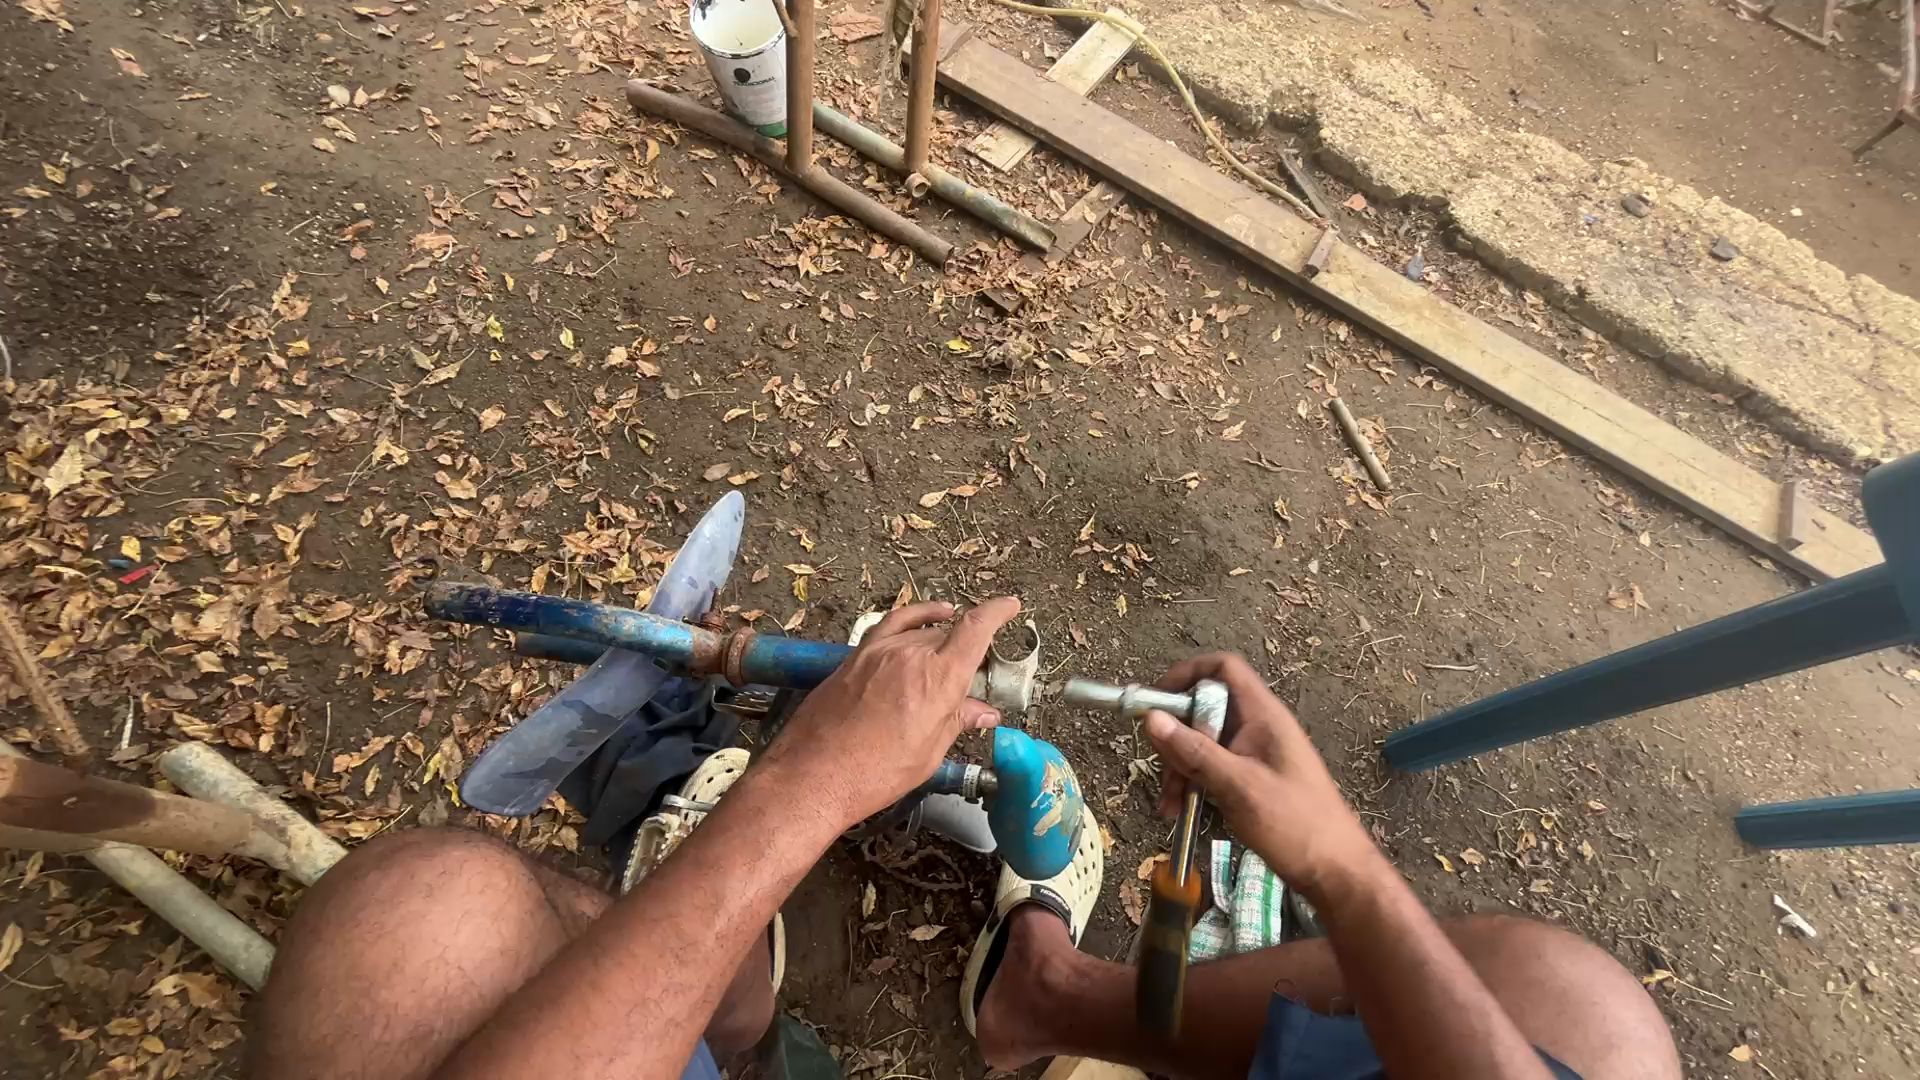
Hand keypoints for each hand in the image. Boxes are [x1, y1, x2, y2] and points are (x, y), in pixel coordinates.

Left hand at [761, 598, 1022, 827]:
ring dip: (940, 642)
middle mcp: (911, 655)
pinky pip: (892, 625)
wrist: (814, 774)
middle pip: (949, 635)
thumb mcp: (929, 753)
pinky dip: (912, 617)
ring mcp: (880, 651)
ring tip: (948, 660)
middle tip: (972, 676)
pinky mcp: (857, 655)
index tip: (1011, 605)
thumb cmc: (875, 773)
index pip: (975, 629)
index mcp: (938, 679)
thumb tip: (984, 712)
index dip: (998, 612)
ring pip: (921, 633)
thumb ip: (957, 722)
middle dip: (967, 648)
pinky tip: (923, 620)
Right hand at [1144, 652, 1384, 901]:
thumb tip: (1151, 718)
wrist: (1338, 876)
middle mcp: (1256, 727)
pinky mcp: (1249, 778)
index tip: (1157, 700)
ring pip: (1201, 742)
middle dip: (1175, 736)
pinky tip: (1180, 811)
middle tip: (1162, 766)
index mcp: (1262, 715)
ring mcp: (1253, 753)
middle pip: (1203, 709)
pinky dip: (1192, 784)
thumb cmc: (1295, 825)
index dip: (1187, 674)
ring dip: (1179, 767)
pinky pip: (1210, 767)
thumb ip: (1194, 751)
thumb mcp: (1238, 787)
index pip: (1222, 669)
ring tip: (1170, 803)